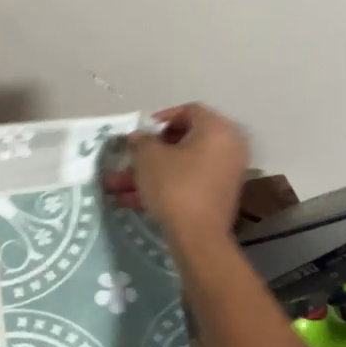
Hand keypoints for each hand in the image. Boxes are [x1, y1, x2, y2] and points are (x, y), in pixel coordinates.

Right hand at [105, 104, 249, 248]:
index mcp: (217, 130)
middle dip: (148, 152)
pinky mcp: (217, 196)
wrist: (197, 235)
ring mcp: (225, 173)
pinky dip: (163, 186)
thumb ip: (141, 140)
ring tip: (118, 186)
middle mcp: (228, 147)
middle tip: (127, 161)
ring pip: (180, 166)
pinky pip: (187, 182)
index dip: (161, 119)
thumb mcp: (148, 157)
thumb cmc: (174, 185)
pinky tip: (132, 200)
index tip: (140, 133)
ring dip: (148, 173)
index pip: (189, 111)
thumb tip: (139, 137)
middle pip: (182, 141)